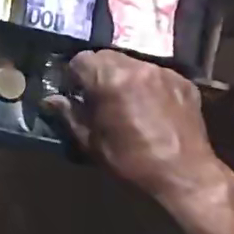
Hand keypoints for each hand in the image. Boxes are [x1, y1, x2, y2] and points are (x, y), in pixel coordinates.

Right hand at [42, 50, 225, 204]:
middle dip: (98, 73)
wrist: (185, 175)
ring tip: (125, 103)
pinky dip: (147, 85)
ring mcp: (163, 73)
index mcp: (110, 79)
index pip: (81, 59)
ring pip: (132, 63)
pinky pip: (155, 74)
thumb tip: (49, 100)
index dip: (74, 75)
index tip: (75, 94)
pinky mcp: (183, 82)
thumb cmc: (131, 162)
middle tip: (98, 98)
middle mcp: (137, 67)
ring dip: (123, 77)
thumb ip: (69, 115)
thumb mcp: (91, 142)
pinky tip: (150, 108)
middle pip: (107, 57)